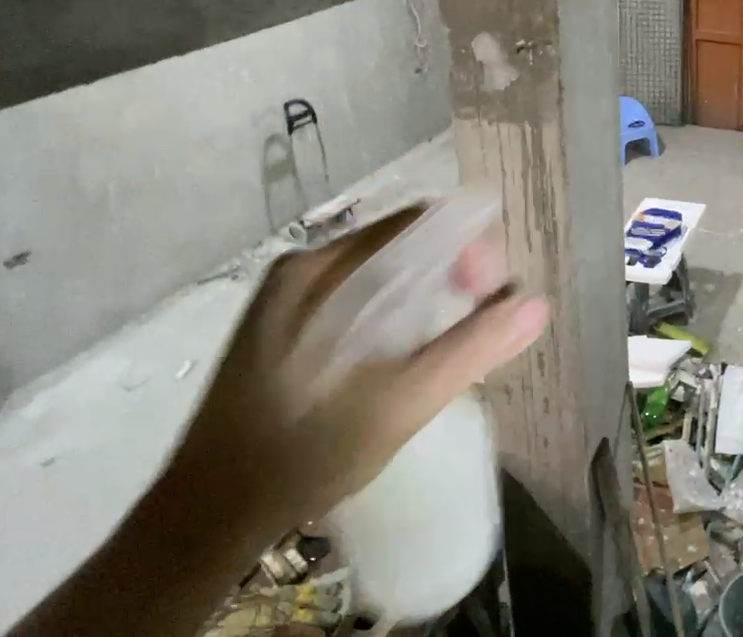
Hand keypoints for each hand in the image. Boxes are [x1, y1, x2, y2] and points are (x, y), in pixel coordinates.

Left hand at [169, 206, 550, 546]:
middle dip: (456, 277)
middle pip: (405, 245)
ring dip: (430, 299)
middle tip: (478, 326)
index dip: (471, 249)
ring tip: (448, 346)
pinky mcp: (284, 329)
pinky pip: (361, 299)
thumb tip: (537, 304)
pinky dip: (398, 316)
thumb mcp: (400, 403)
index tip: (490, 296)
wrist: (206, 518)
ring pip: (385, 274)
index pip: (421, 223)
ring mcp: (289, 299)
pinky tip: (405, 360)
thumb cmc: (305, 453)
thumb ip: (471, 348)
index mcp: (323, 270)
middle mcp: (304, 269)